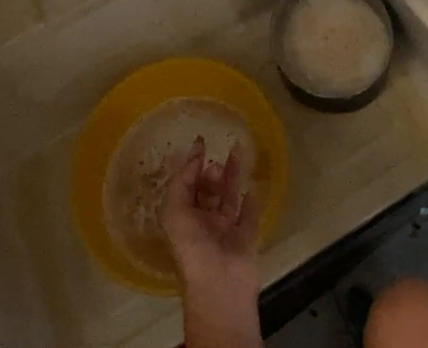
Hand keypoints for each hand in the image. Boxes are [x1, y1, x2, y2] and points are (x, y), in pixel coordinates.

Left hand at [160, 138, 264, 347]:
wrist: (220, 286)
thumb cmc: (191, 248)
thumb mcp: (174, 211)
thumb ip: (182, 182)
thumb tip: (195, 159)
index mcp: (182, 218)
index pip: (185, 185)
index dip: (191, 163)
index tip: (201, 140)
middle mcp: (202, 223)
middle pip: (207, 191)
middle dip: (211, 173)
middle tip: (216, 161)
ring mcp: (225, 231)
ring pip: (229, 198)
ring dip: (233, 176)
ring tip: (238, 152)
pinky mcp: (245, 238)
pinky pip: (248, 216)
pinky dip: (251, 202)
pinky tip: (253, 187)